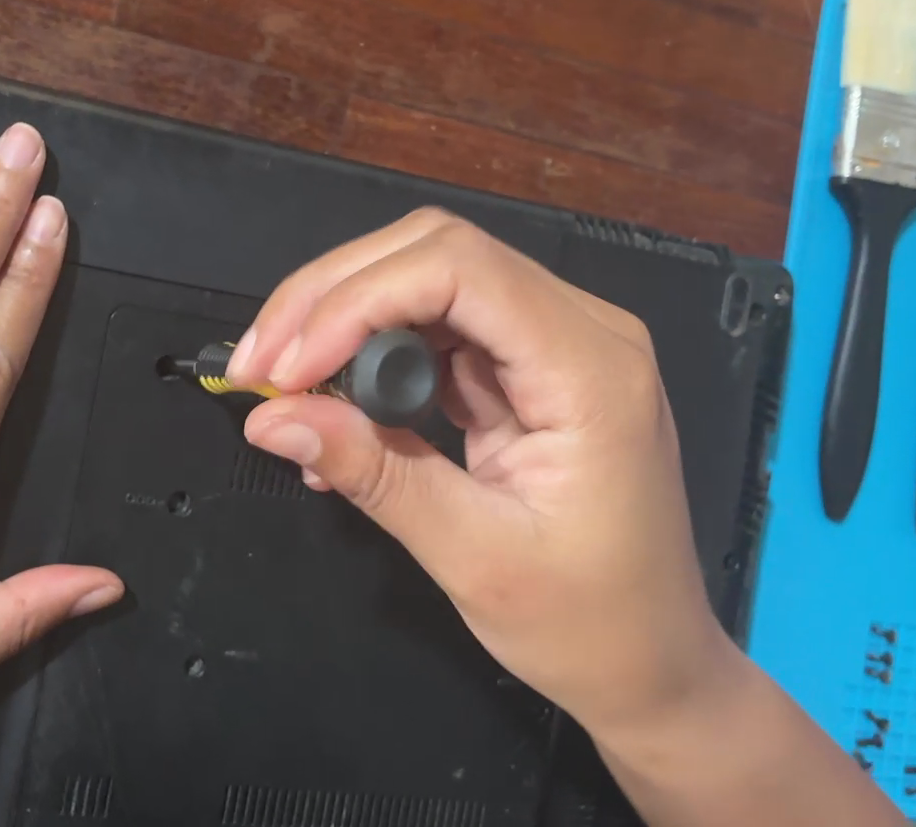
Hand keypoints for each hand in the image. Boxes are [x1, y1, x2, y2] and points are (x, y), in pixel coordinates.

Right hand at [231, 211, 901, 826]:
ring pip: (422, 278)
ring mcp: (547, 339)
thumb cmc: (589, 626)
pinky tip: (327, 405)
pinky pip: (428, 328)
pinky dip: (365, 354)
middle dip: (331, 297)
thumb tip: (270, 418)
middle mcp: (576, 327)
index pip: (459, 269)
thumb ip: (374, 474)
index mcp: (589, 367)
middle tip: (260, 367)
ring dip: (338, 318)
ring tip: (279, 384)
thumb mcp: (475, 558)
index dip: (358, 301)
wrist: (655, 663)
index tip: (288, 372)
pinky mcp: (519, 363)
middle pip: (434, 252)